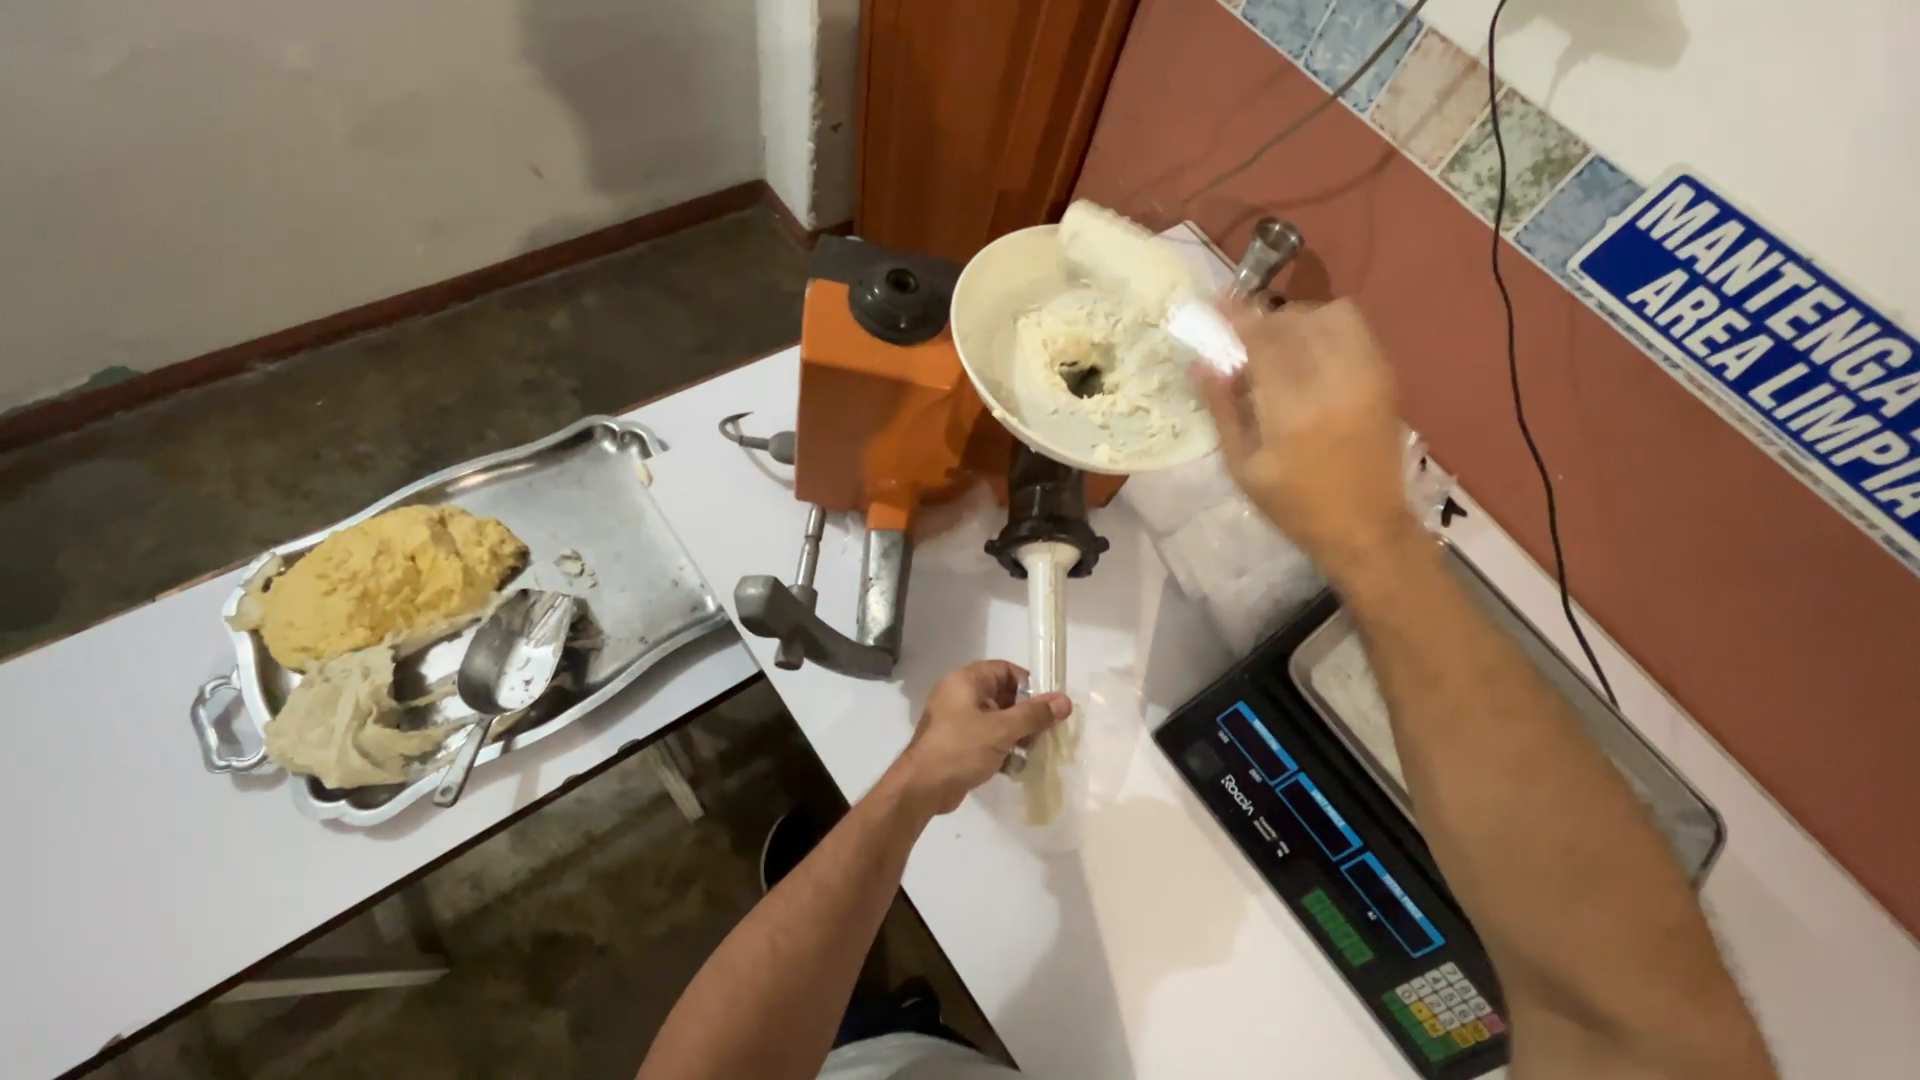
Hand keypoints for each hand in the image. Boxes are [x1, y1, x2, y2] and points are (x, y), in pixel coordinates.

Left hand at [887, 661, 1070, 815]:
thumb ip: (1034, 714)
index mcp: (966, 681)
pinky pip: (987, 739)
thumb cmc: (961, 748)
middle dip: (1026, 714)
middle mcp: (960, 695)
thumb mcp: (1002, 729)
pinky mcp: (958, 744)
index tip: (1047, 706)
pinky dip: (1003, 748)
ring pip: (997, 720)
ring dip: (1017, 734)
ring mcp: (958, 721)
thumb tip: (1065, 701)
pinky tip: (1017, 766)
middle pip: (1004, 696)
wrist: (922, 788)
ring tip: (1034, 751)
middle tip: (1045, 733)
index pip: (1005, 670)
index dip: (1028, 685)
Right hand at [1193, 299, 1420, 583]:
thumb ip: (1223, 409)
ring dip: (1295, 320)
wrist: (1366, 526)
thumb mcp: (1243, 466)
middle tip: (1242, 336)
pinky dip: (1325, 327)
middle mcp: (1334, 381)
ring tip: (1279, 344)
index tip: (1216, 301)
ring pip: (1328, 314)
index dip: (1236, 316)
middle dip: (1262, 319)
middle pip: (1293, 320)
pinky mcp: (1384, 376)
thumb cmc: (1294, 504)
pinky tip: (1309, 353)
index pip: (1261, 340)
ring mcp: (1366, 374)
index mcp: (1292, 409)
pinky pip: (1354, 328)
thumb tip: (1202, 363)